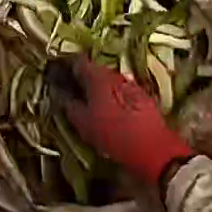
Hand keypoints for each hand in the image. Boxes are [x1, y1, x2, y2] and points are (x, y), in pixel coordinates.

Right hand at [44, 57, 194, 187]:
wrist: (155, 150)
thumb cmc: (114, 134)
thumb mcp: (83, 123)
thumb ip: (68, 105)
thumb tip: (59, 94)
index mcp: (98, 76)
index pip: (76, 61)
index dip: (64, 66)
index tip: (56, 76)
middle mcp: (115, 75)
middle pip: (93, 70)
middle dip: (81, 79)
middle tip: (70, 93)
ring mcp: (131, 85)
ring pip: (108, 82)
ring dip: (97, 89)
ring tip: (87, 105)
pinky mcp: (142, 98)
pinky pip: (119, 92)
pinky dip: (110, 97)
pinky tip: (107, 112)